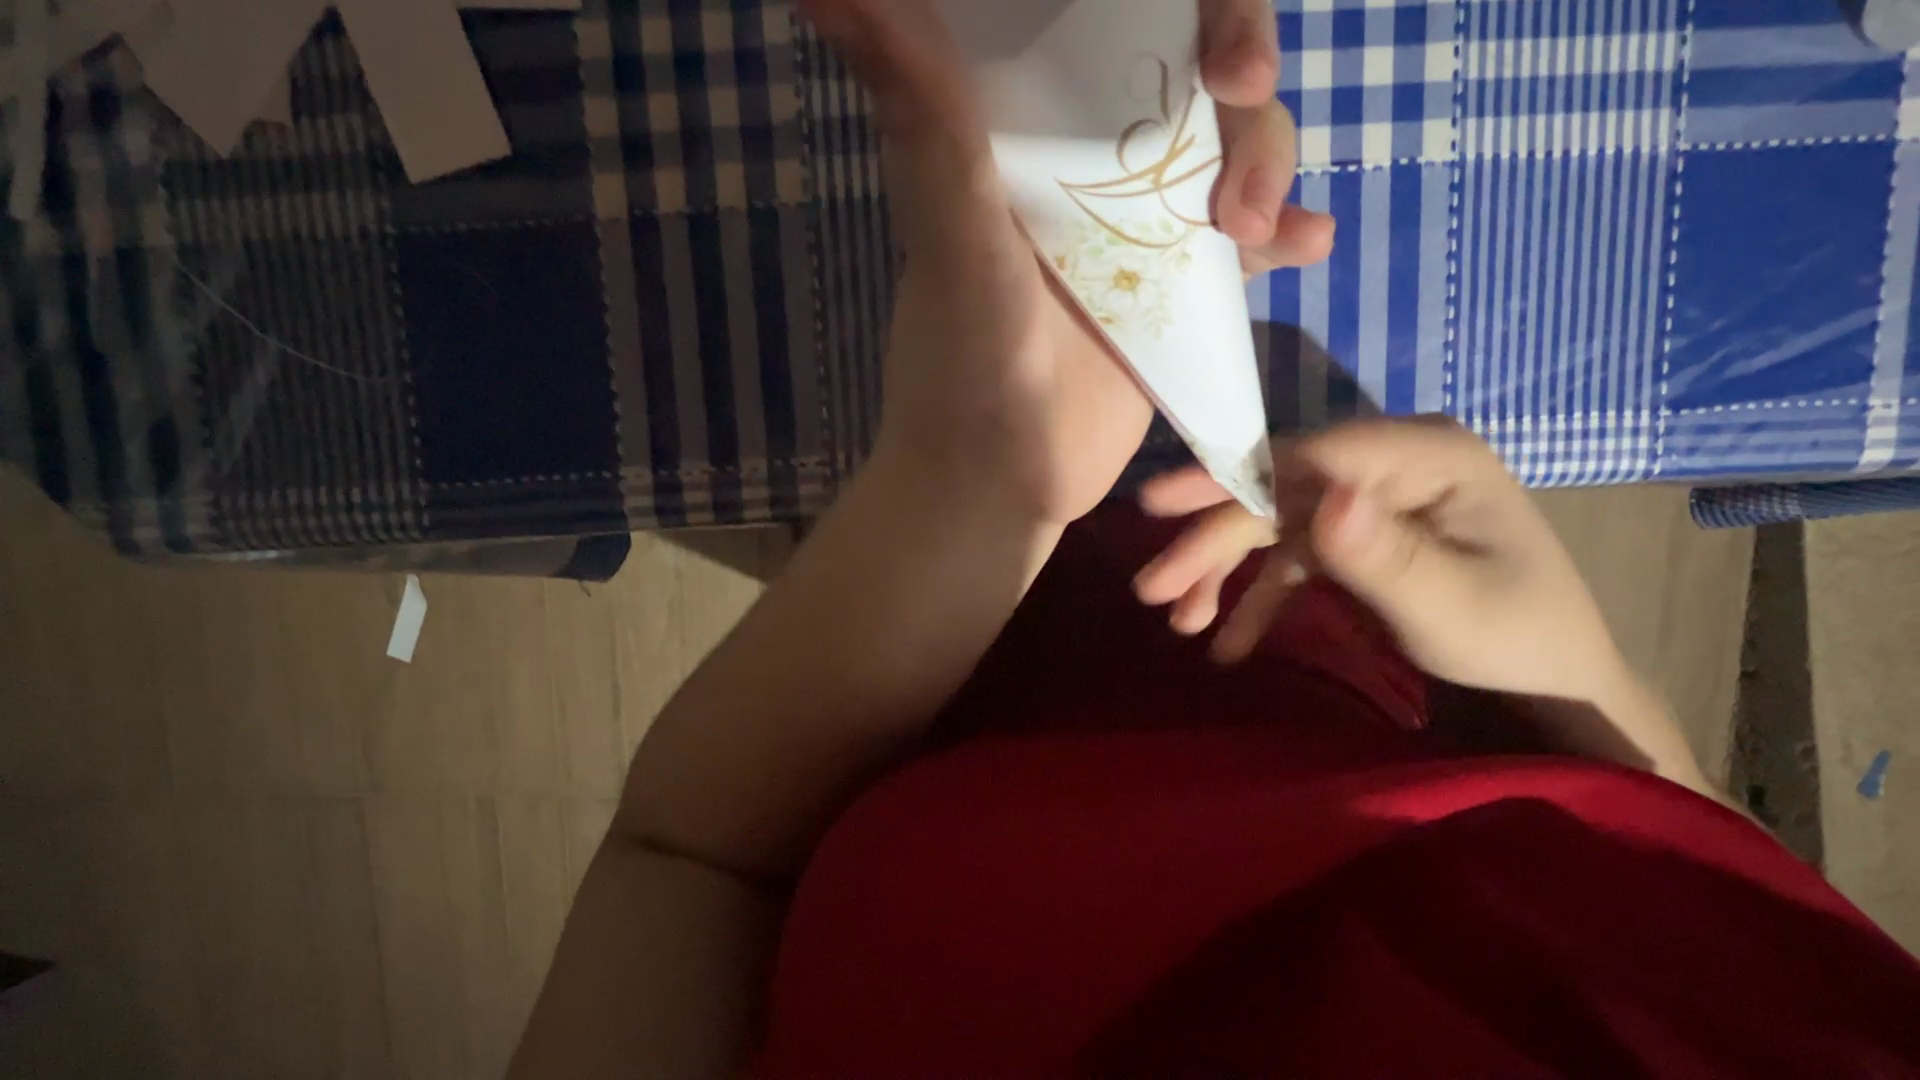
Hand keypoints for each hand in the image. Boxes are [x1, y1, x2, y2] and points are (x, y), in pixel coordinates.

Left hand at [800, 0, 1334, 527]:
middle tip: (1244, 88)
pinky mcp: (1172, 288)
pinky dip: (1281, 232)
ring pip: (1226, 146)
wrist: (1002, 483)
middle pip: (1183, 70)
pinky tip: (1306, 245)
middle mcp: (1079, 165)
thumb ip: (923, 111)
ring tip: (1256, 225)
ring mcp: (1133, 226)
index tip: (1197, 25)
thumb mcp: (953, 236)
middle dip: (1237, 60)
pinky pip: (1242, 240)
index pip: (1100, 18)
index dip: (1168, 0)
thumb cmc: (964, 367)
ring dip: (1267, 157)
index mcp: (1017, 130)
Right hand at [1134, 417, 1634, 706]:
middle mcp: (1390, 467)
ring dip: (1222, 573)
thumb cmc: (1519, 644)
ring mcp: (1368, 504)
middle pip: (1279, 493)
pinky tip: (1226, 643)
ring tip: (1178, 621)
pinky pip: (1289, 561)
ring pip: (1272, 527)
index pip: (1309, 455)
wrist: (1548, 692)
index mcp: (1427, 456)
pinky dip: (1254, 599)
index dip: (1229, 477)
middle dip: (1213, 542)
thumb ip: (1387, 557)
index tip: (1159, 504)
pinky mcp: (1353, 541)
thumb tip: (1326, 502)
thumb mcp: (1454, 608)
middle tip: (1150, 587)